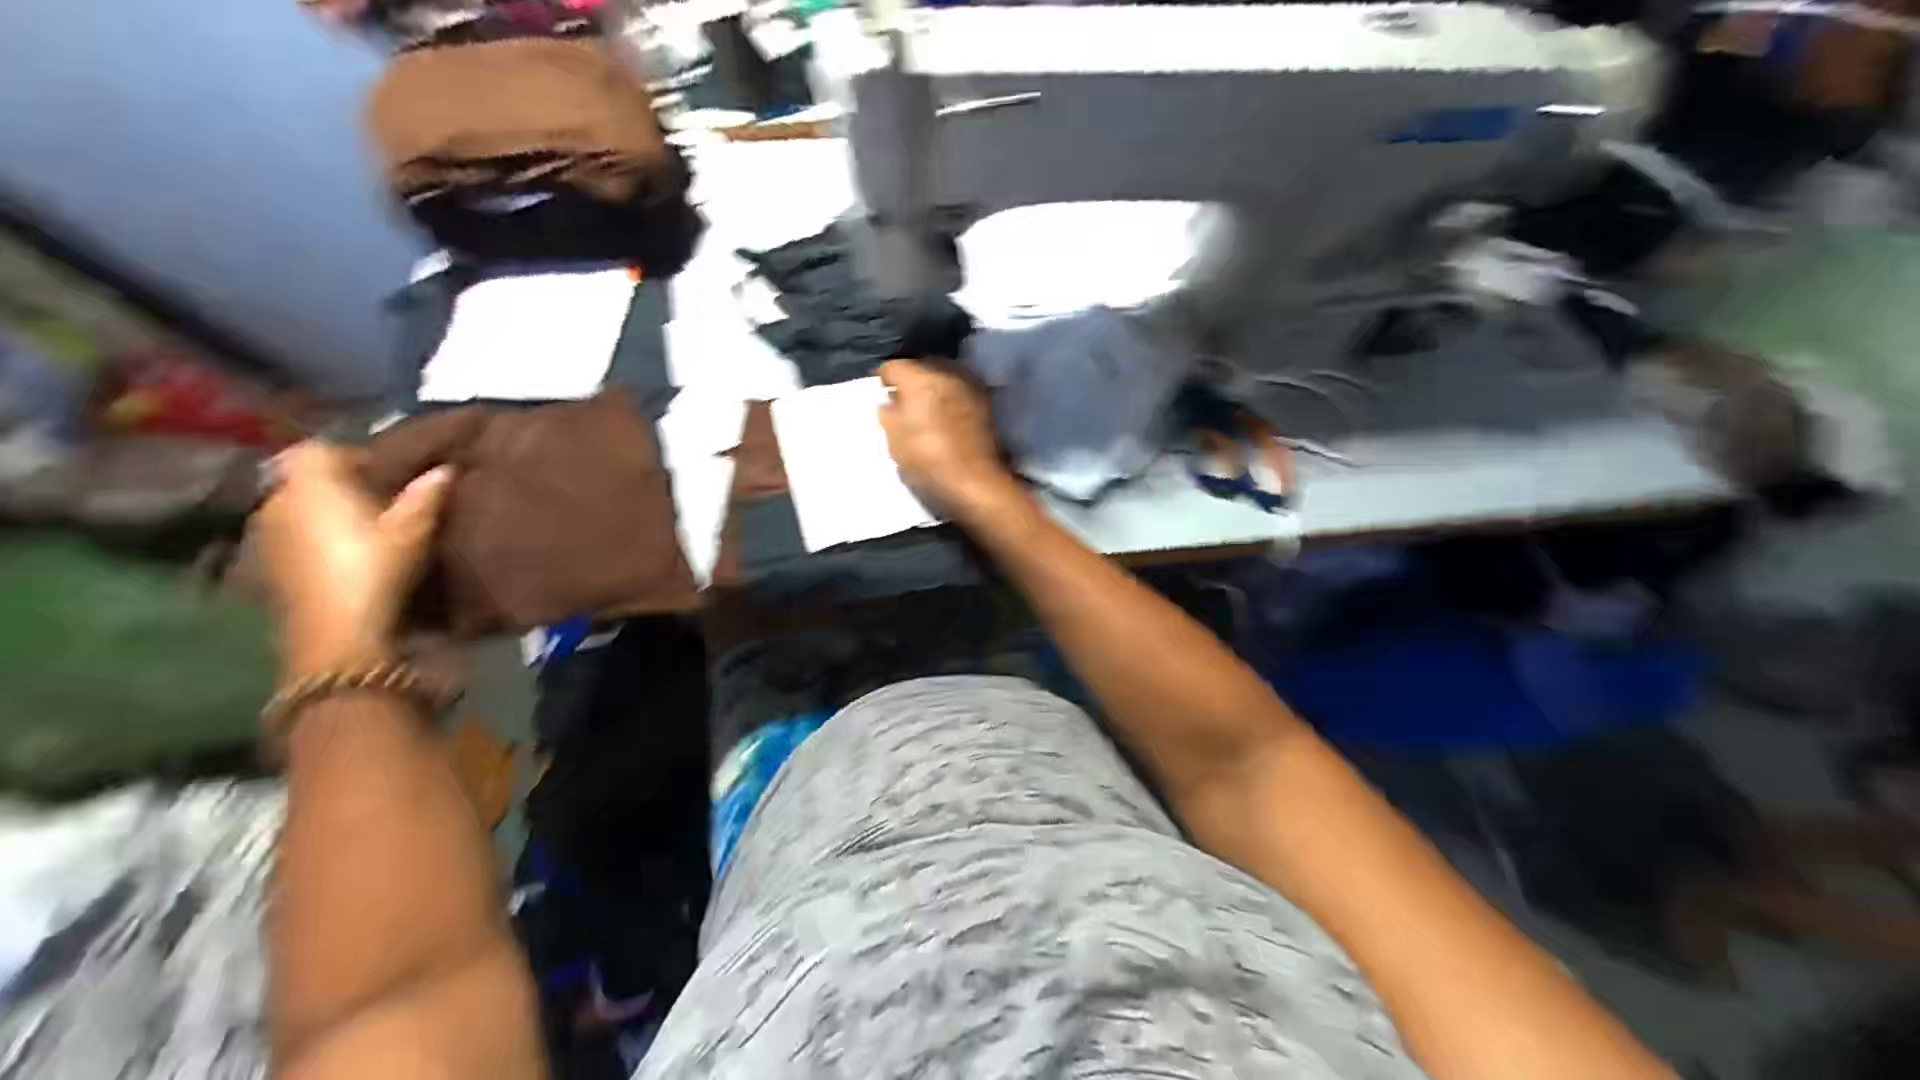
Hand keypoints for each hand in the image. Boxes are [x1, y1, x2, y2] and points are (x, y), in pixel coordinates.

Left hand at [255, 441, 451, 679]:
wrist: (335, 630)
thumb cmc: (375, 568)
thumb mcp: (412, 530)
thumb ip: (424, 496)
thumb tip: (443, 469)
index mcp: (312, 484)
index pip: (317, 449)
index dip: (348, 455)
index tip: (381, 474)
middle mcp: (278, 500)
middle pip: (302, 477)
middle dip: (334, 484)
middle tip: (375, 502)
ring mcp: (264, 532)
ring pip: (294, 506)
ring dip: (321, 512)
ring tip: (358, 531)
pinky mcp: (262, 562)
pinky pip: (288, 533)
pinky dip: (309, 536)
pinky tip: (337, 557)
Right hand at [878, 359, 1023, 523]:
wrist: (977, 482)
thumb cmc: (929, 461)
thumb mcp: (895, 441)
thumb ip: (888, 415)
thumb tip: (890, 403)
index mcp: (920, 378)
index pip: (893, 366)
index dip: (883, 380)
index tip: (882, 393)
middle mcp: (948, 373)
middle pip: (922, 367)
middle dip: (911, 380)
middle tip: (903, 401)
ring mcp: (971, 386)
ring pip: (944, 376)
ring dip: (933, 387)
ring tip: (926, 408)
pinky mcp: (986, 402)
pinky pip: (960, 391)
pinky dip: (951, 398)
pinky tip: (947, 416)